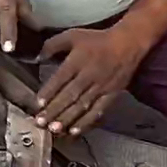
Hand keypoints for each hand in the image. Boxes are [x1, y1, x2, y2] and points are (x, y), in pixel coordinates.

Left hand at [34, 26, 149, 135]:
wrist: (128, 44)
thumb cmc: (97, 40)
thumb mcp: (72, 35)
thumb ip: (52, 44)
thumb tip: (38, 57)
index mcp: (78, 60)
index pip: (61, 78)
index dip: (49, 91)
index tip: (38, 103)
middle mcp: (88, 75)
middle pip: (70, 95)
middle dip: (54, 110)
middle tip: (40, 122)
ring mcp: (101, 87)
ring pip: (82, 106)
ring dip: (67, 119)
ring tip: (53, 130)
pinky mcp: (110, 96)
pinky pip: (97, 111)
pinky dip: (85, 122)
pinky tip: (73, 131)